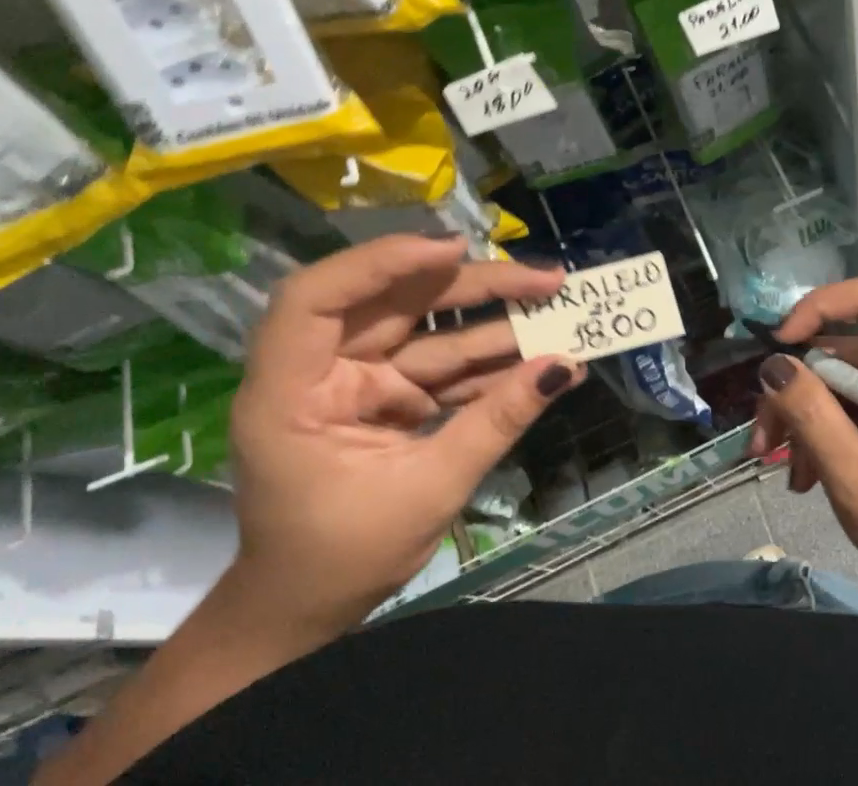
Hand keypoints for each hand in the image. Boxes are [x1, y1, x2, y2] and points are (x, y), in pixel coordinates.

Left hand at [228, 234, 581, 631]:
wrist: (310, 608)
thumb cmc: (344, 554)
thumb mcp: (431, 486)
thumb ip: (498, 420)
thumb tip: (565, 367)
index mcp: (293, 392)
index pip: (316, 299)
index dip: (382, 263)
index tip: (455, 250)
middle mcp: (322, 374)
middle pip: (395, 304)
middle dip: (475, 288)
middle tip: (548, 280)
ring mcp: (360, 385)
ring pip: (431, 333)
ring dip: (496, 324)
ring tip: (562, 311)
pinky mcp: (390, 401)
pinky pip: (445, 370)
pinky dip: (493, 365)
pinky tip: (545, 360)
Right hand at [747, 276, 857, 589]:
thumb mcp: (855, 474)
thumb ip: (814, 417)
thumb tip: (774, 365)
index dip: (823, 306)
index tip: (782, 347)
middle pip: (836, 347)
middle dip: (791, 388)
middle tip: (764, 441)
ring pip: (829, 381)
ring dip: (795, 418)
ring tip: (778, 466)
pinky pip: (838, 409)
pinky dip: (813, 435)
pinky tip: (803, 478)